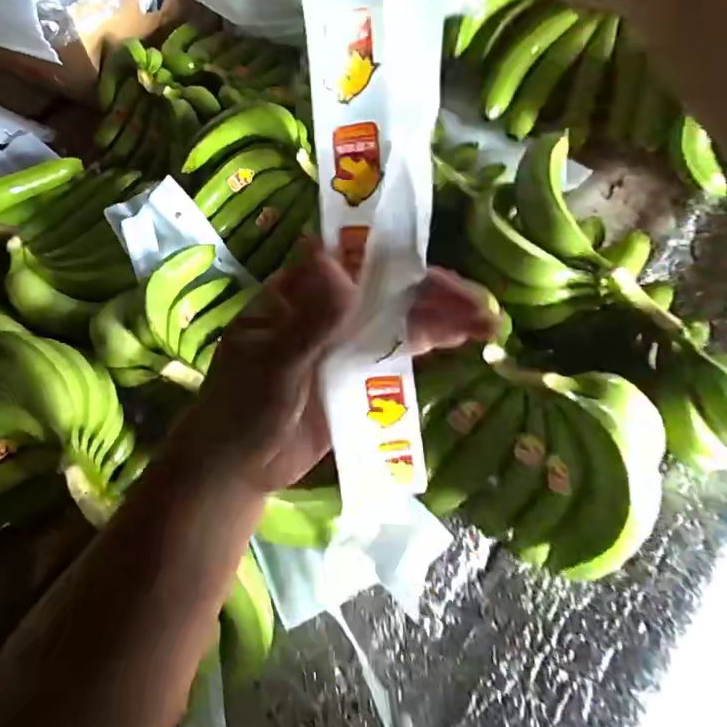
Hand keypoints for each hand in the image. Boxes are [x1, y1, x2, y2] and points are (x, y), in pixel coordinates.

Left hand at [171, 243, 499, 493]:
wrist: (240, 470)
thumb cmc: (240, 410)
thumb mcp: (272, 365)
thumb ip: (307, 321)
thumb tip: (329, 257)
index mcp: (296, 293)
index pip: (350, 261)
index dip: (393, 257)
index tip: (431, 267)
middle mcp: (326, 308)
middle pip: (384, 289)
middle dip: (431, 293)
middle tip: (479, 305)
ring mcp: (344, 339)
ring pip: (397, 318)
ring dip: (440, 317)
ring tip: (487, 322)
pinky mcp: (358, 372)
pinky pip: (397, 351)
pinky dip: (428, 343)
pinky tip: (462, 339)